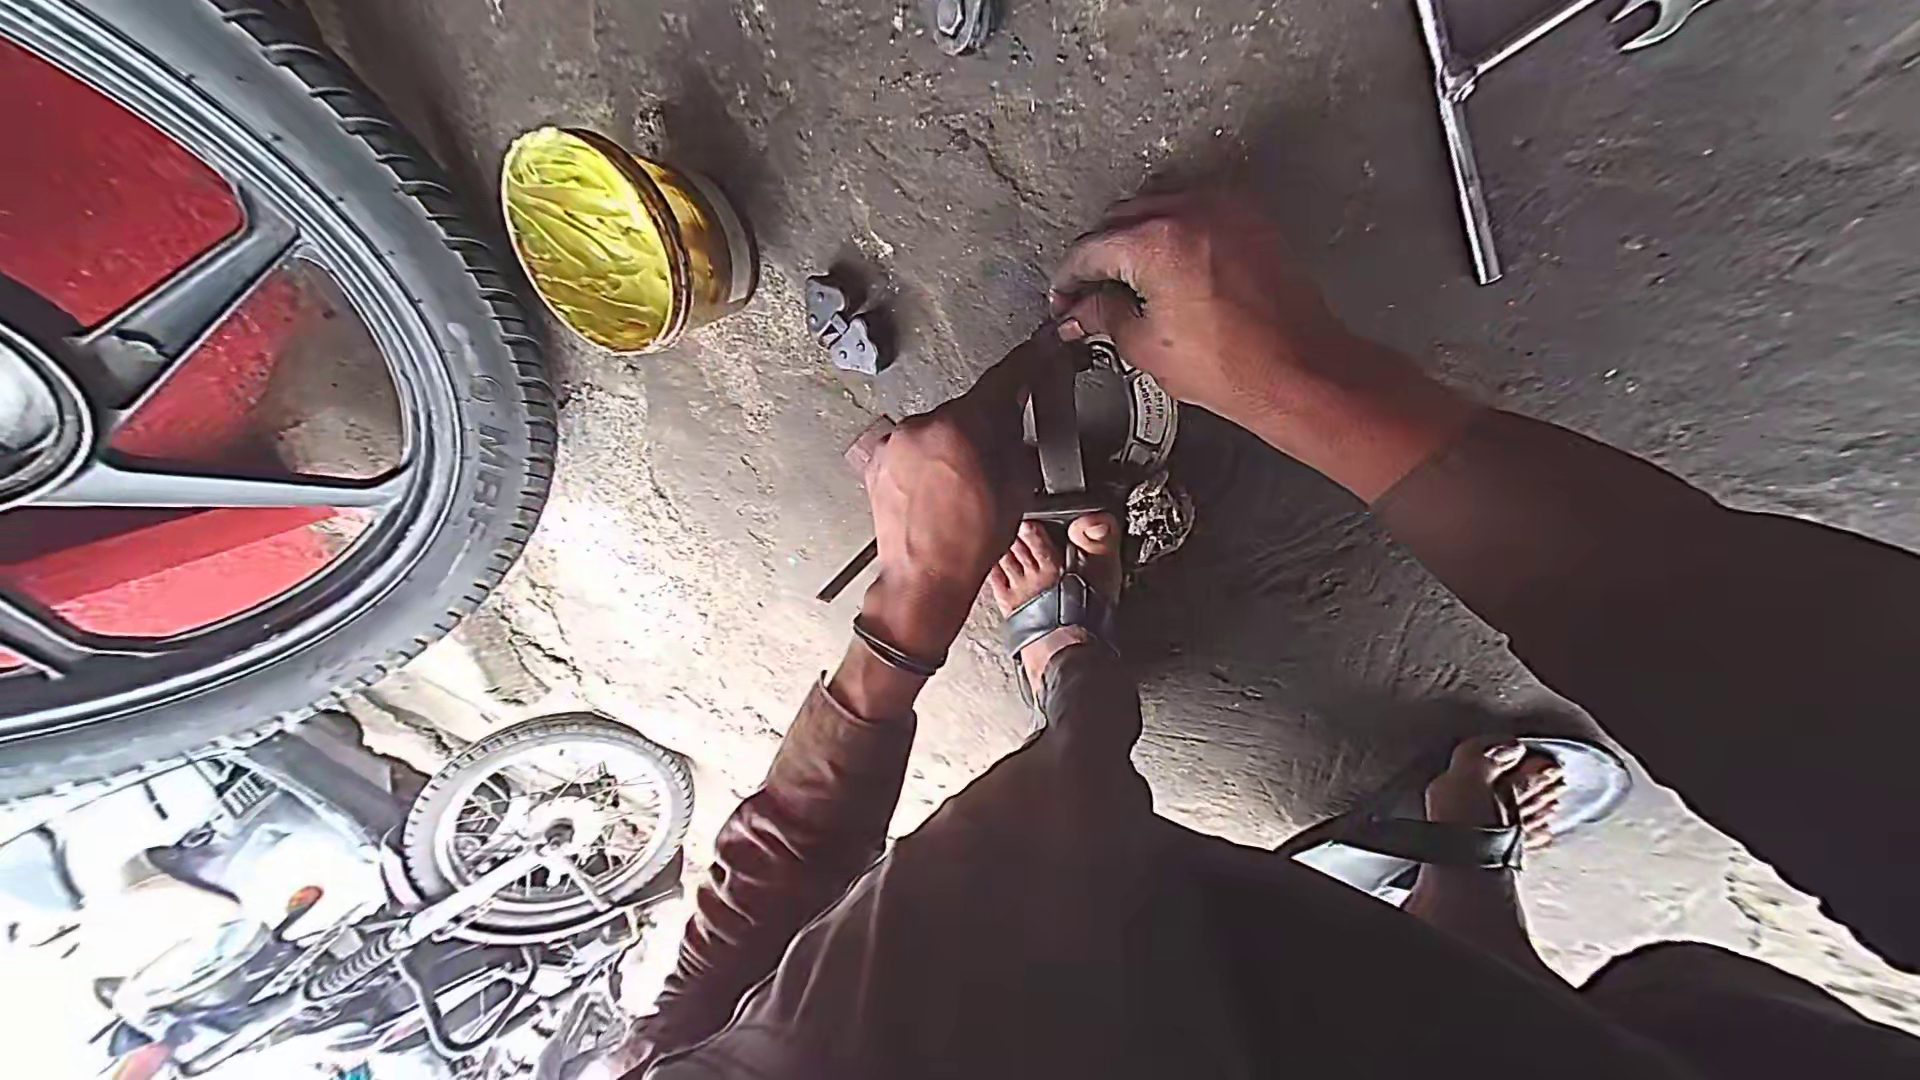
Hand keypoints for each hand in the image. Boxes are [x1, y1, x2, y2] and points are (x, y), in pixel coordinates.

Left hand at [855, 326, 1053, 659]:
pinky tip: (937, 489)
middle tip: (992, 461)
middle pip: (965, 410)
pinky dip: (927, 459)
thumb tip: (1011, 420)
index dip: (1026, 364)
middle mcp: (922, 427)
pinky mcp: (879, 460)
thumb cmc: (967, 544)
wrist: (924, 577)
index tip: (1036, 352)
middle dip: (983, 427)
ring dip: (952, 446)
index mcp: (960, 428)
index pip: (1002, 381)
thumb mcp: (1014, 487)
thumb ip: (1013, 441)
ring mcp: (895, 444)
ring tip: (959, 488)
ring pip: (937, 429)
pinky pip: (913, 446)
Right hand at [1051, 191, 1477, 500]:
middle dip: (1094, 256)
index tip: (1064, 299)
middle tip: (1085, 293)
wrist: (1292, 369)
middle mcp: (1191, 211)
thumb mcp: (1144, 345)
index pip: (1090, 248)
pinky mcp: (1247, 221)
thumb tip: (1080, 311)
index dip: (1068, 278)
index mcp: (1156, 241)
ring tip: (1119, 281)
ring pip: (1154, 208)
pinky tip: (1159, 267)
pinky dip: (1166, 233)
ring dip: (1128, 240)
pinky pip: (1191, 211)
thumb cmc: (1229, 364)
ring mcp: (1224, 211)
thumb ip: (1103, 316)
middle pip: (1118, 220)